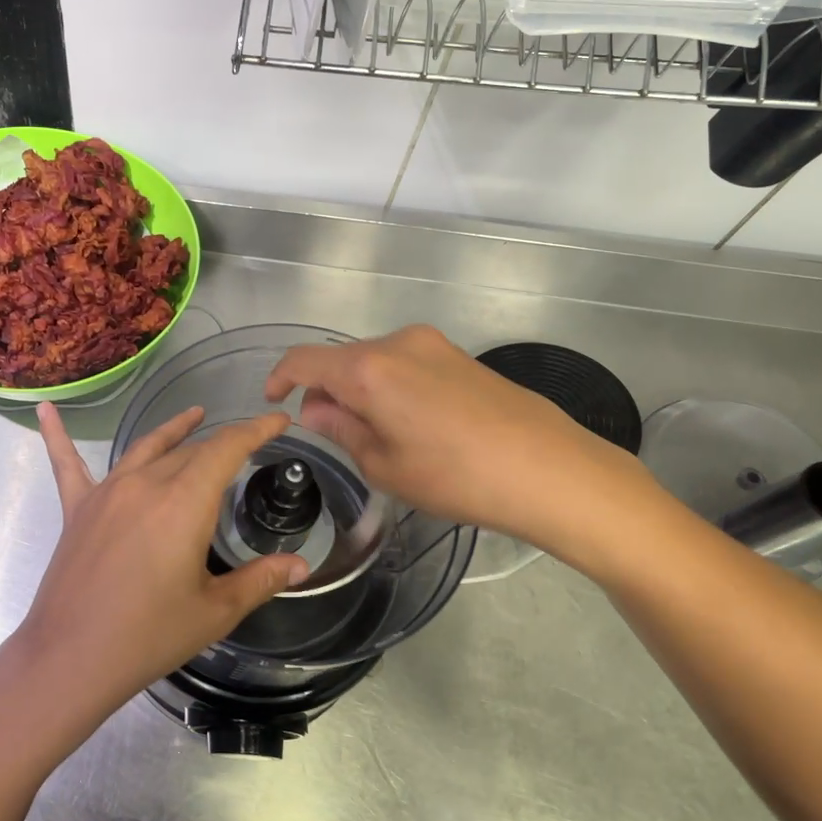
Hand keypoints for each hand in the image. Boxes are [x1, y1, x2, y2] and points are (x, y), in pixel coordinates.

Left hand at [13, 402, 310, 710]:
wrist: (73, 656)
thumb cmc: (150, 635)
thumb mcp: (215, 612)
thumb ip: (260, 580)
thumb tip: (301, 565)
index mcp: (183, 503)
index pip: (226, 449)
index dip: (255, 430)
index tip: (278, 419)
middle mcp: (144, 485)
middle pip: (189, 451)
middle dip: (221, 443)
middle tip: (247, 443)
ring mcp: (105, 494)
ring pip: (144, 449)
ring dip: (172, 431)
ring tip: (193, 415)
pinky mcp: (76, 510)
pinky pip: (67, 464)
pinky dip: (57, 436)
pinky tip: (45, 409)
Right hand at [263, 325, 647, 550]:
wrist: (549, 470)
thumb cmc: (455, 476)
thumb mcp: (384, 465)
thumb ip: (341, 429)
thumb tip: (315, 409)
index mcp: (368, 369)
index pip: (304, 361)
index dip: (279, 379)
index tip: (272, 402)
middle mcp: (397, 343)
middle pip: (340, 359)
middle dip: (323, 390)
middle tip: (326, 432)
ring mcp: (433, 345)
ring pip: (373, 362)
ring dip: (357, 390)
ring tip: (369, 435)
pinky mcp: (459, 356)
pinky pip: (404, 364)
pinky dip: (387, 387)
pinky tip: (406, 425)